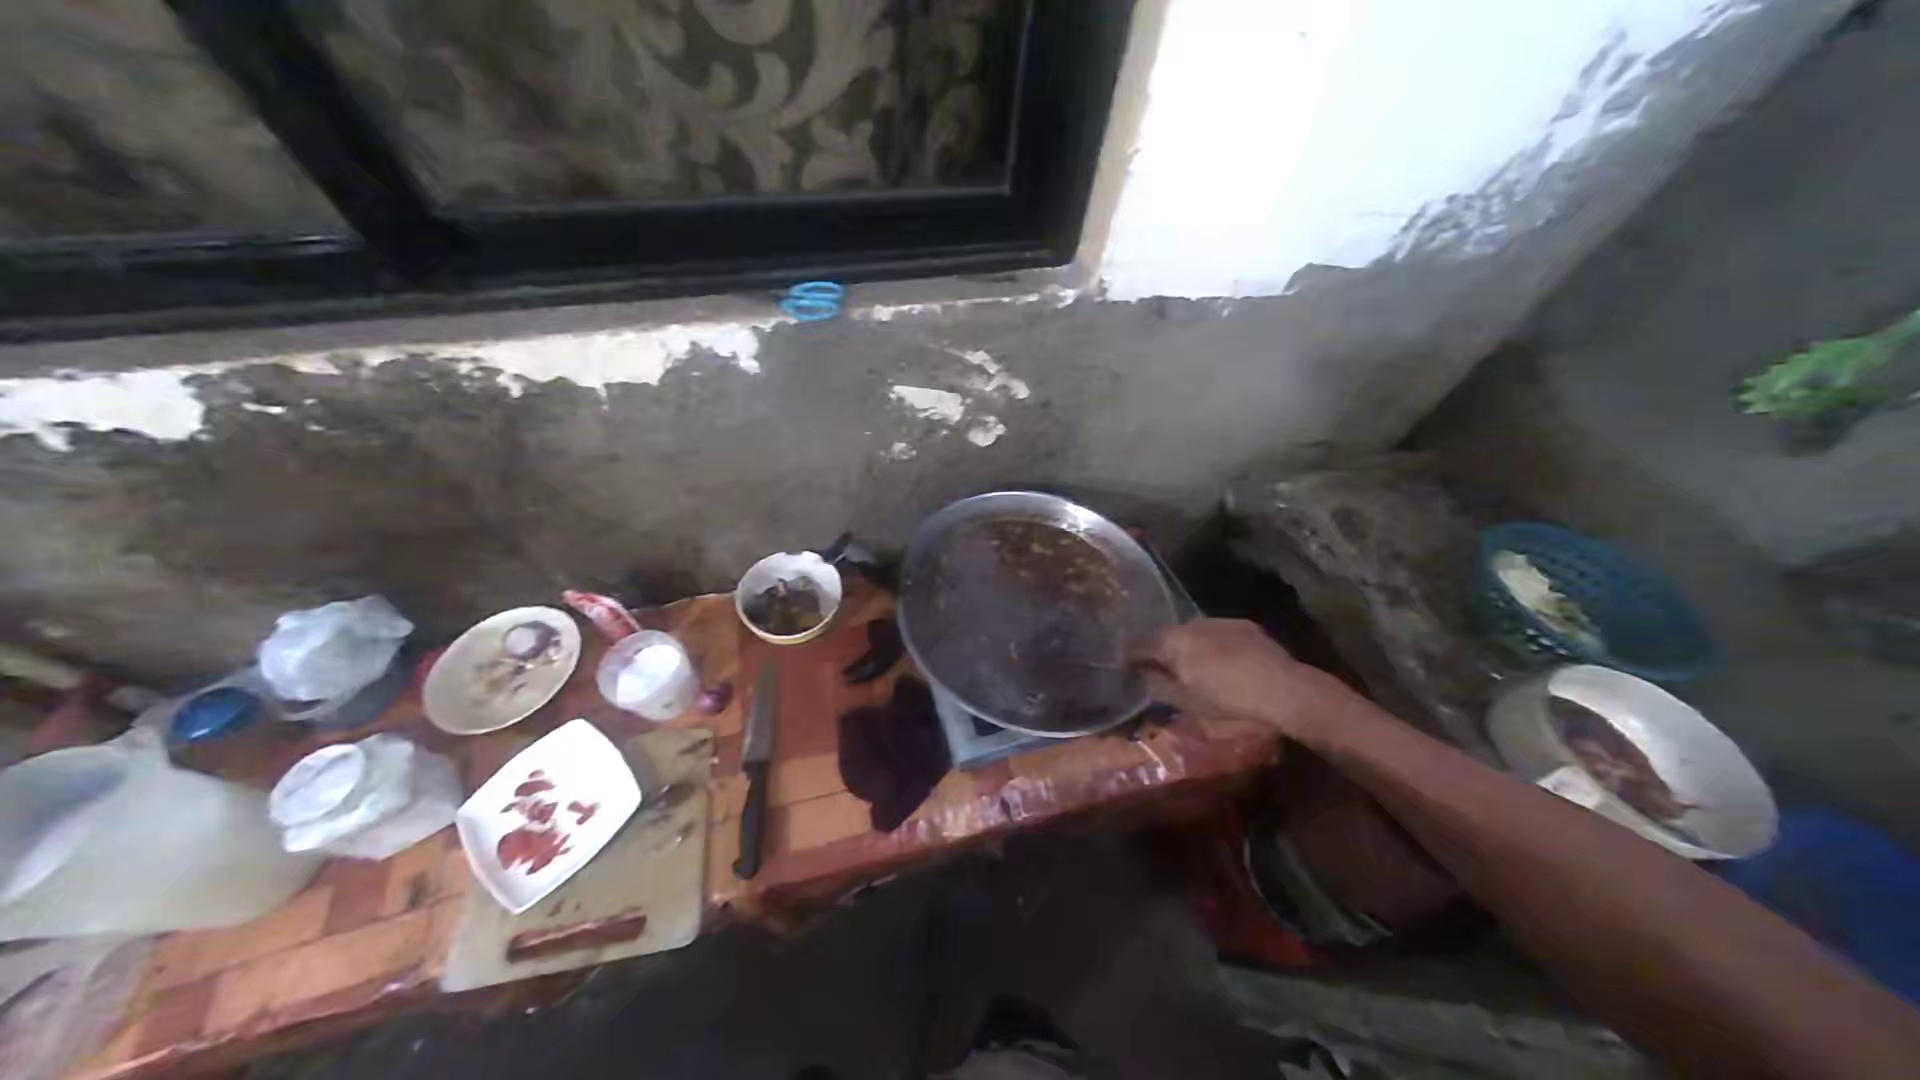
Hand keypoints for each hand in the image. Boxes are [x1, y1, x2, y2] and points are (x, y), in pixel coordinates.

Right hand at [1133, 618, 1354, 739]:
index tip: (1128, 669)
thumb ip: (1156, 685)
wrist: (1283, 689)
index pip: (1139, 645)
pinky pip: (1216, 633)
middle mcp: (1190, 623)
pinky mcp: (1242, 624)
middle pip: (1165, 637)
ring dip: (1188, 647)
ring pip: (1192, 633)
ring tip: (1196, 668)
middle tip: (1163, 672)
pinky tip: (1223, 663)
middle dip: (1161, 652)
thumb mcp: (1184, 701)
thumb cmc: (1227, 699)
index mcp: (1171, 641)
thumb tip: (1140, 674)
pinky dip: (1212, 645)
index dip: (1131, 658)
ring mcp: (1218, 620)